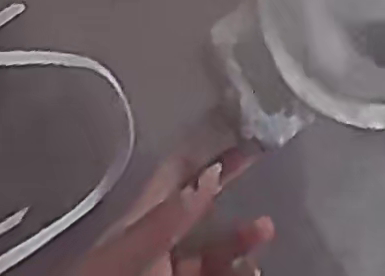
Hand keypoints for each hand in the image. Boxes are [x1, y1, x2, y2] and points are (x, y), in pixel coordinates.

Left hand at [73, 137, 273, 275]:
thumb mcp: (120, 261)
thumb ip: (165, 221)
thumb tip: (211, 174)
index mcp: (139, 224)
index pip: (179, 171)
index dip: (209, 145)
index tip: (245, 123)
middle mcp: (155, 248)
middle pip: (202, 212)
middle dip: (232, 193)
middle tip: (264, 177)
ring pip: (212, 256)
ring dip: (240, 247)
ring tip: (260, 244)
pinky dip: (236, 274)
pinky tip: (251, 273)